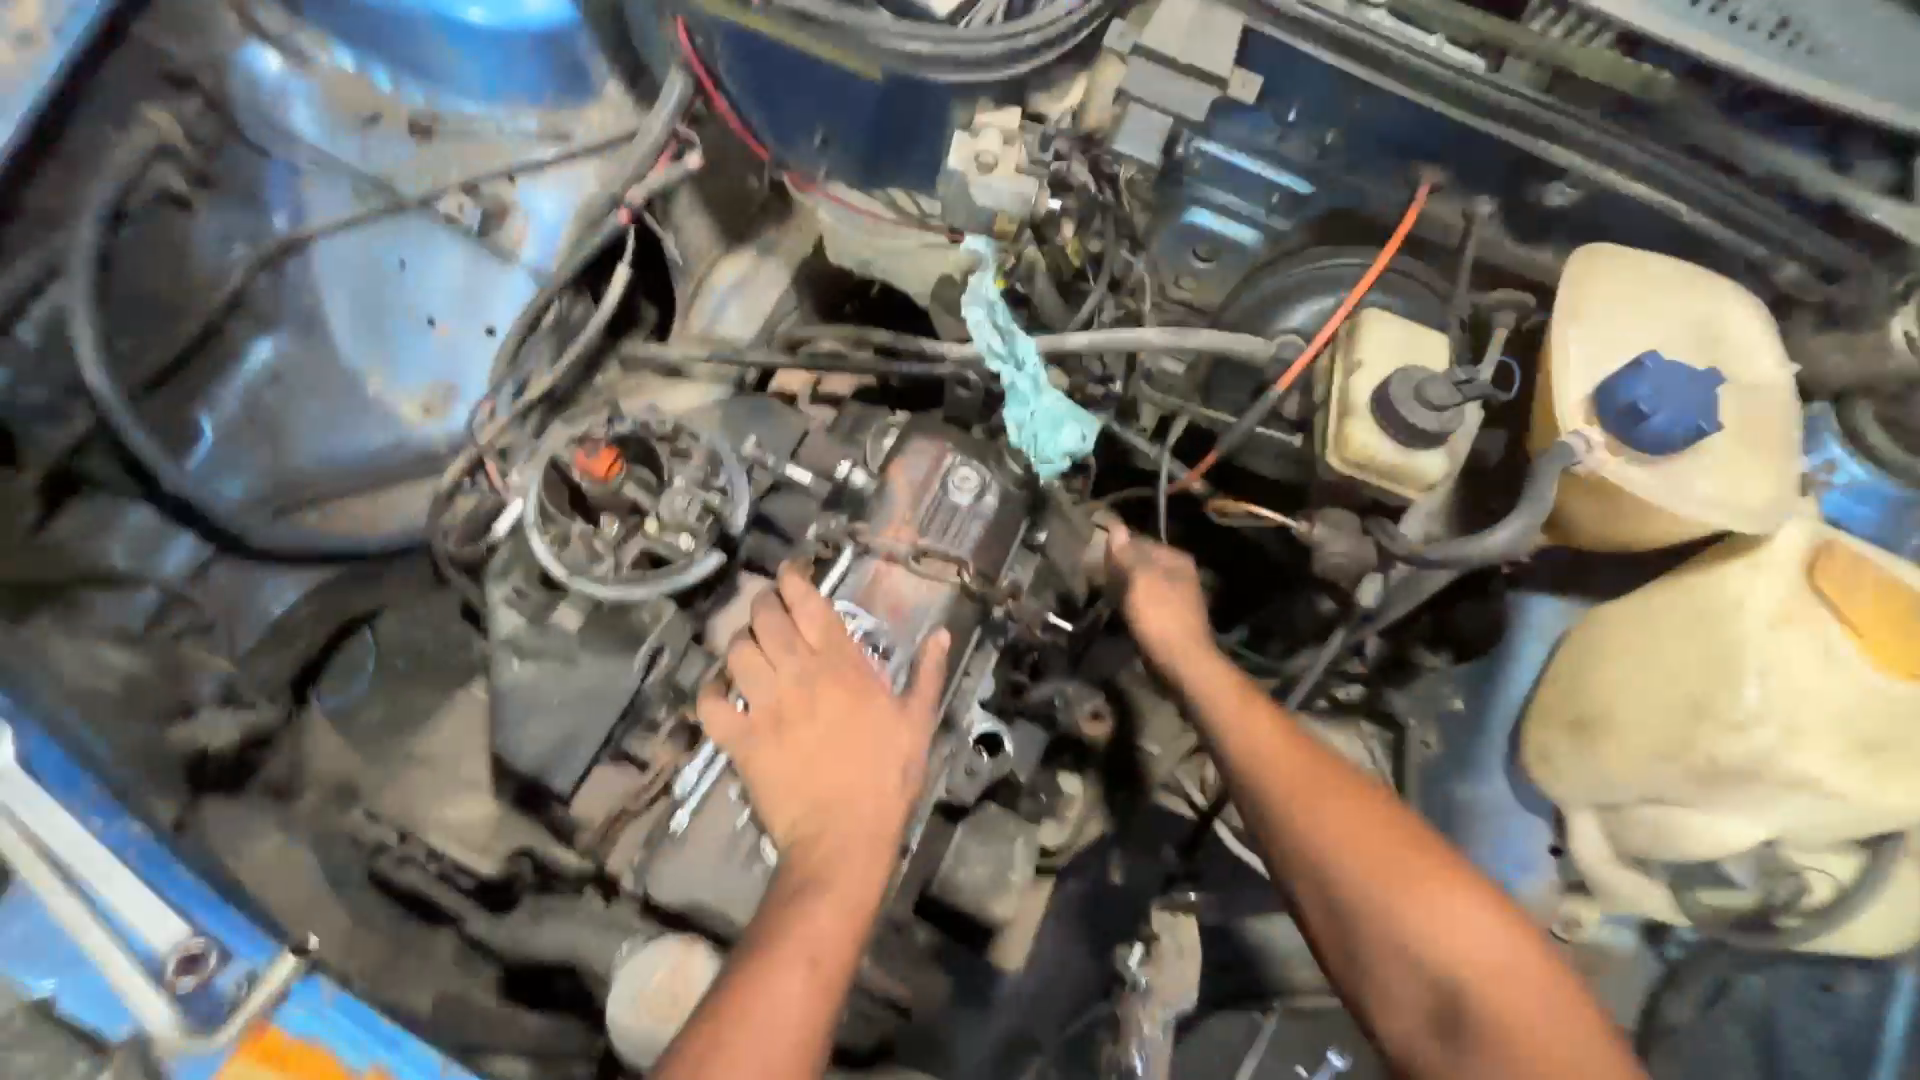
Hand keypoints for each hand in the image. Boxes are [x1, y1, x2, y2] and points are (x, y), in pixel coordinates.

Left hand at [697, 564, 950, 874]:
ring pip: (736, 652)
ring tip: (748, 645)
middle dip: (762, 603)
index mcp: (841, 666)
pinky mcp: (740, 739)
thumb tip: (942, 633)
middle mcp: (798, 675)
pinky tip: (720, 690)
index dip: (793, 581)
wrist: (844, 835)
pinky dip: (710, 691)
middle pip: (765, 619)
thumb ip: (927, 672)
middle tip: (766, 607)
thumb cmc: (888, 777)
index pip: (809, 605)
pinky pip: (710, 704)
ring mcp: (764, 706)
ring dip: (739, 641)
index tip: (789, 574)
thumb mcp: (918, 721)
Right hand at [1105, 523, 1212, 668]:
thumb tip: (1116, 526)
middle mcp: (1178, 574)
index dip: (1116, 549)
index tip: (1096, 563)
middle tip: (1098, 582)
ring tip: (1105, 598)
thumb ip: (1127, 553)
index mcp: (1175, 559)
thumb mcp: (1140, 579)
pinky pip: (1143, 604)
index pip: (1138, 541)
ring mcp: (1174, 597)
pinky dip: (1130, 606)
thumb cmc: (1160, 617)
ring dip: (1121, 590)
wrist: (1182, 664)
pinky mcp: (1167, 619)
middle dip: (1118, 571)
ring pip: (1139, 585)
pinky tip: (1119, 613)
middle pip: (1139, 563)